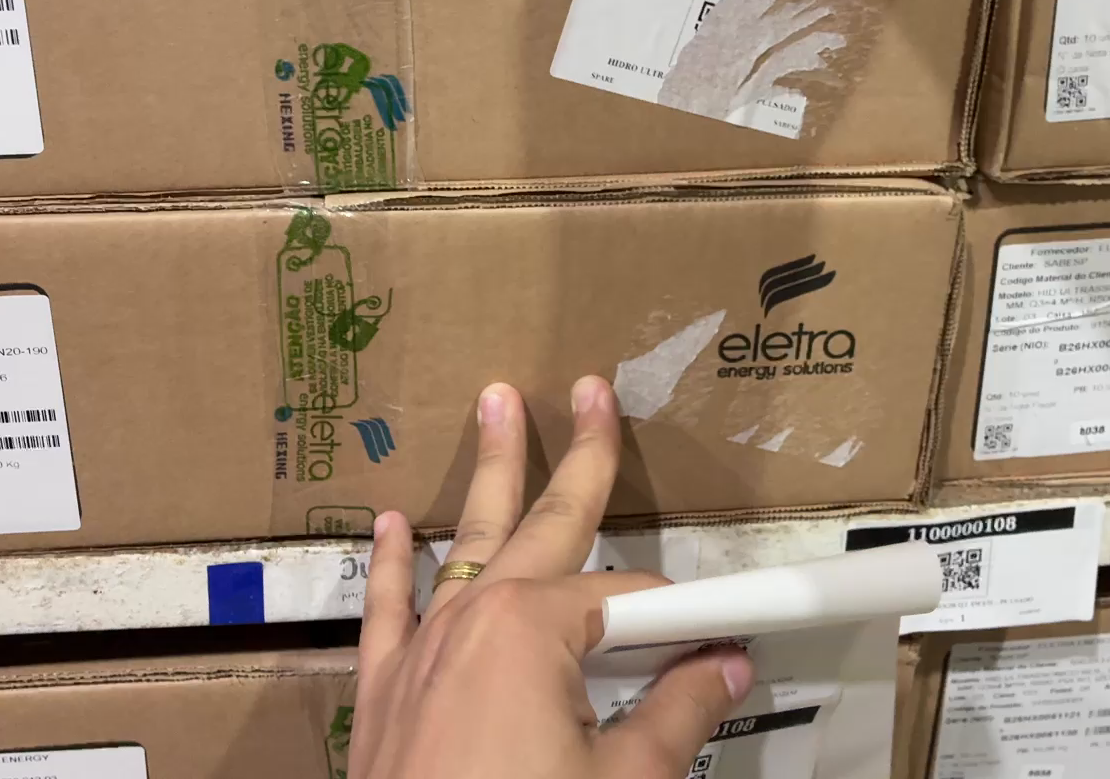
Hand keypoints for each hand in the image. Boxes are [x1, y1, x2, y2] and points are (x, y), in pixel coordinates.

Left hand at [352, 376, 755, 778]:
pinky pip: (386, 604)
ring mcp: (423, 642)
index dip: (678, 612)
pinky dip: (392, 560)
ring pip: (468, 537)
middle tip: (592, 391)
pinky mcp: (383, 686)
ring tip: (494, 403)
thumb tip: (726, 665)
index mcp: (535, 628)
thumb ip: (675, 717)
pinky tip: (392, 520)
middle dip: (580, 455)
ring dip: (489, 470)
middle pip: (549, 519)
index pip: (629, 596)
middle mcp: (476, 613)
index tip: (718, 628)